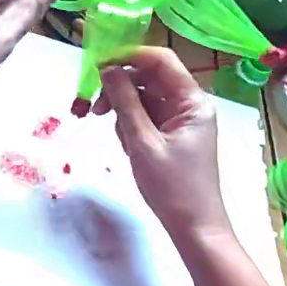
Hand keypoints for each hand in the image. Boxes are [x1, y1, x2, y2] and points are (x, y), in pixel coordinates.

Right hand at [95, 48, 235, 242]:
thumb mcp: (142, 142)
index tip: (97, 66)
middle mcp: (189, 105)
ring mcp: (180, 121)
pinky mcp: (170, 136)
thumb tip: (107, 69)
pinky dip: (129, 124)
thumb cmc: (172, 187)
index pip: (160, 60)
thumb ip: (124, 102)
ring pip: (143, 98)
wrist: (194, 228)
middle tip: (92, 106)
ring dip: (121, 107)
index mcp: (192, 101)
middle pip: (148, 78)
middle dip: (119, 86)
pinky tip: (125, 144)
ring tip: (108, 129)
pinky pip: (144, 117)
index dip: (129, 56)